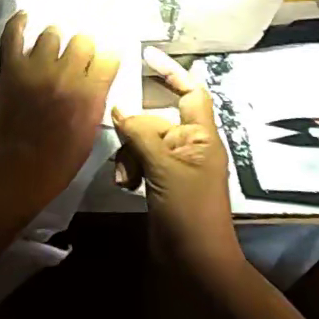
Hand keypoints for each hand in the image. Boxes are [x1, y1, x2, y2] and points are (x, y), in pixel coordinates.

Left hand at [0, 11, 120, 216]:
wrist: (17, 171)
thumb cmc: (59, 161)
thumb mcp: (91, 131)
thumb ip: (95, 99)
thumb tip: (95, 77)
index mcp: (91, 94)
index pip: (108, 56)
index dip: (106, 58)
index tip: (101, 61)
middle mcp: (65, 74)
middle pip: (82, 40)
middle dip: (82, 48)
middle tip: (75, 58)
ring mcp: (35, 68)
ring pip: (52, 34)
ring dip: (55, 40)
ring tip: (51, 48)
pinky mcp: (10, 68)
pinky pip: (12, 35)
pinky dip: (18, 23)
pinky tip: (25, 17)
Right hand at [114, 48, 239, 268]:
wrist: (196, 263)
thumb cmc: (189, 210)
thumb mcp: (163, 166)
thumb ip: (140, 133)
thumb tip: (119, 108)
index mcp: (201, 137)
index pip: (191, 92)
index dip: (172, 71)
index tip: (146, 55)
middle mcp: (189, 146)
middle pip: (155, 118)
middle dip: (134, 128)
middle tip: (118, 134)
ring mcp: (174, 166)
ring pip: (142, 140)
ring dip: (128, 153)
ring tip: (125, 176)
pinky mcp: (161, 182)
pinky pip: (138, 161)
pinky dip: (128, 168)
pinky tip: (125, 184)